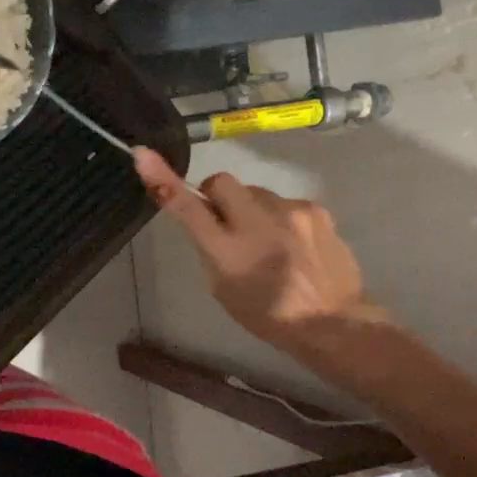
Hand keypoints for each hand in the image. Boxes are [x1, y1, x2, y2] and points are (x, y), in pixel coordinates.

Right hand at [132, 148, 384, 346]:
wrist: (333, 322)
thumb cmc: (267, 314)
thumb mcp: (222, 288)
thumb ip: (210, 247)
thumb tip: (208, 218)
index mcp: (227, 250)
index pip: (188, 207)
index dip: (164, 180)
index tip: (143, 155)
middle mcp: (257, 222)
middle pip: (222, 182)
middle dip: (216, 196)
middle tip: (224, 221)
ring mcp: (291, 211)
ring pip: (255, 192)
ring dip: (251, 209)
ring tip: (267, 241)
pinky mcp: (316, 209)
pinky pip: (284, 203)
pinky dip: (280, 218)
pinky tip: (292, 243)